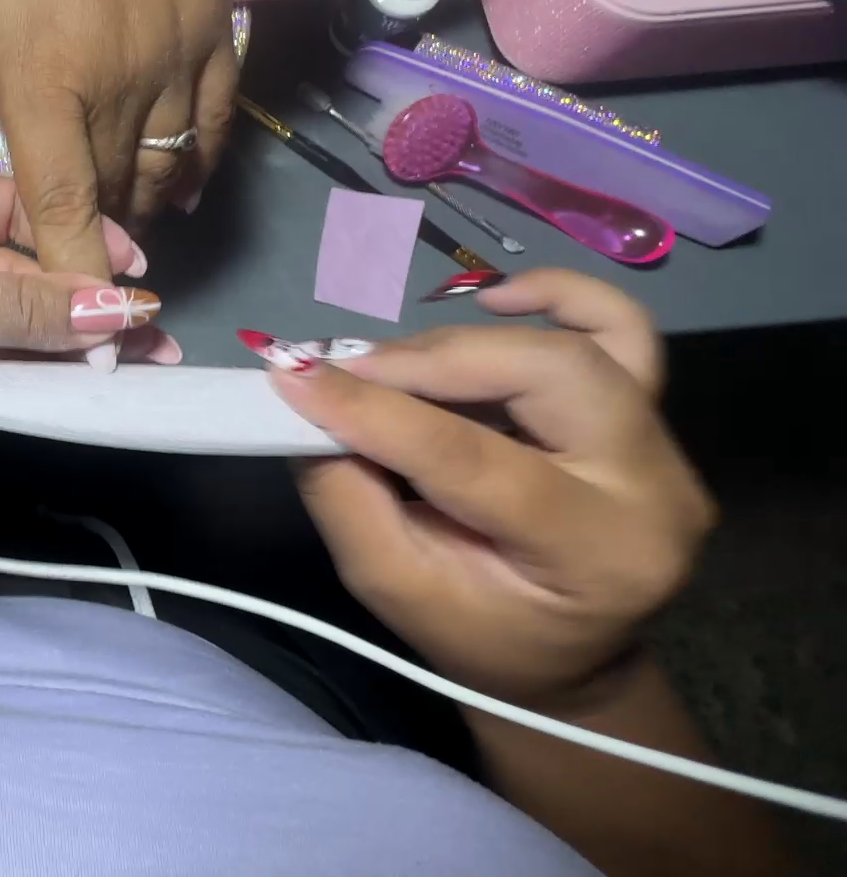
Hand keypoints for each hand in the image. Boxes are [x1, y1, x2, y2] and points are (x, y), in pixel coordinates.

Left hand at [0, 0, 237, 278]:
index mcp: (44, 86)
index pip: (59, 207)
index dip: (67, 276)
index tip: (77, 328)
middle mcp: (119, 86)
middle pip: (109, 201)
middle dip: (91, 249)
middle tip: (74, 282)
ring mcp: (175, 62)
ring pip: (160, 173)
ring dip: (133, 214)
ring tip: (110, 238)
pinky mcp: (215, 38)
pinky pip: (211, 128)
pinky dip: (190, 170)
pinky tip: (170, 193)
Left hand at [0, 174, 175, 472]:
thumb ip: (22, 308)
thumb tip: (120, 308)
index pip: (15, 204)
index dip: (77, 235)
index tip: (138, 272)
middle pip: (20, 265)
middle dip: (81, 299)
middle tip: (150, 334)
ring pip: (10, 316)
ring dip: (65, 339)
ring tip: (135, 364)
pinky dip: (30, 366)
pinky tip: (78, 380)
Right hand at [271, 270, 712, 709]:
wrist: (557, 650)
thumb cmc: (468, 626)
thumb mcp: (385, 580)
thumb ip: (341, 492)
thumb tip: (304, 404)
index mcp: (591, 553)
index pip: (470, 456)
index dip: (370, 409)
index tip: (288, 376)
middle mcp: (652, 488)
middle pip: (546, 373)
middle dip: (424, 362)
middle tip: (344, 372)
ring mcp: (658, 442)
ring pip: (569, 345)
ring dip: (454, 344)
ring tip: (383, 367)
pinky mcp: (643, 413)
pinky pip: (622, 330)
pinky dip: (558, 297)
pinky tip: (495, 297)